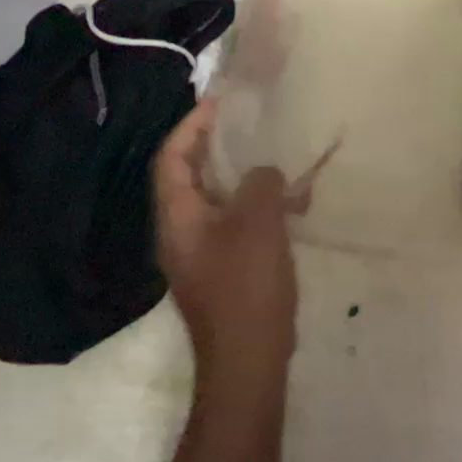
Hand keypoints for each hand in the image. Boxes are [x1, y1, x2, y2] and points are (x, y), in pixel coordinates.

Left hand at [153, 98, 298, 371]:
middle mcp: (181, 231)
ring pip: (217, 198)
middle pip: (190, 175)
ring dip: (242, 175)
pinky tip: (290, 202)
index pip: (170, 158)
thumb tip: (264, 170)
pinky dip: (257, 204)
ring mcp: (201, 252)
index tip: (219, 102)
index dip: (190, 126)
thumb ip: (260, 182)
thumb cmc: (246, 286)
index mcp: (177, 217)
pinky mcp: (223, 268)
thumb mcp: (258, 223)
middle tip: (250, 122)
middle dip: (216, 145)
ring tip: (275, 156)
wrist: (248, 359)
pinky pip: (235, 221)